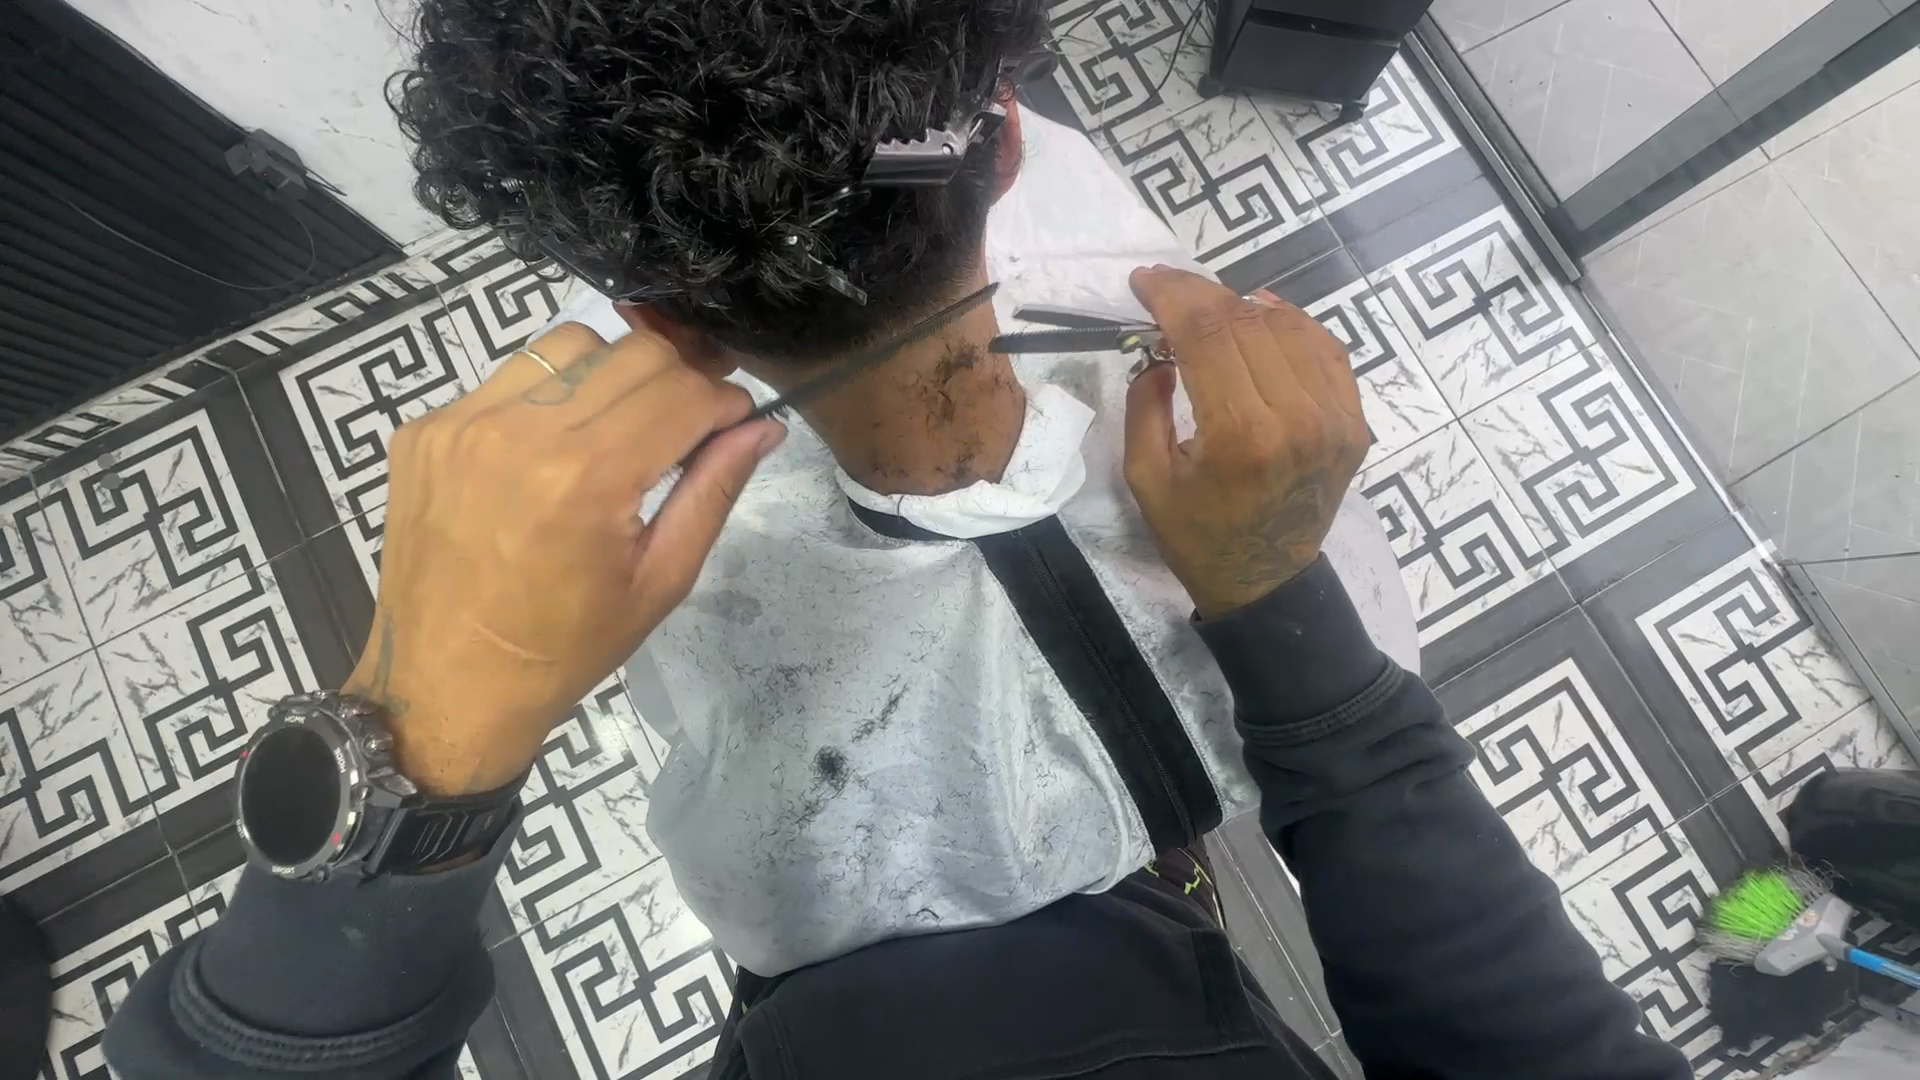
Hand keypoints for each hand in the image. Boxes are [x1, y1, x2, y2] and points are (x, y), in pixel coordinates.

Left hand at [343, 322, 785, 794]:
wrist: (450, 683)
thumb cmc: (572, 645)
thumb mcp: (664, 577)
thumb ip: (715, 490)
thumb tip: (765, 428)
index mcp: (588, 479)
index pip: (683, 393)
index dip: (726, 402)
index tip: (737, 424)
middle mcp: (522, 432)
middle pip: (635, 352)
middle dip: (682, 380)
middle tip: (691, 426)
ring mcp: (463, 422)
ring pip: (573, 344)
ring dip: (619, 373)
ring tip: (625, 427)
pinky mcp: (428, 428)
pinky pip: (516, 374)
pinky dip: (559, 393)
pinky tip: (562, 445)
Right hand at [1123, 266, 1367, 618]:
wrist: (1264, 581)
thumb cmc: (1196, 537)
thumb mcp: (1146, 479)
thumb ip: (1144, 407)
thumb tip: (1160, 354)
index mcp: (1240, 436)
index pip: (1206, 334)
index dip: (1172, 296)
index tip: (1144, 280)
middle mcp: (1297, 417)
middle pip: (1246, 321)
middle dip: (1198, 293)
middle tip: (1165, 286)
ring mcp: (1335, 417)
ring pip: (1288, 326)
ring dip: (1240, 305)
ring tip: (1204, 306)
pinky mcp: (1354, 421)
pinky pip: (1324, 348)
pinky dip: (1290, 322)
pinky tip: (1260, 313)